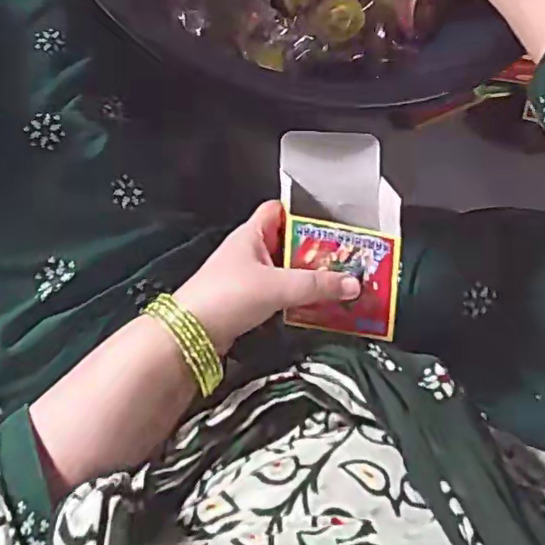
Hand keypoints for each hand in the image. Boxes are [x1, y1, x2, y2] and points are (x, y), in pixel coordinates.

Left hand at [174, 201, 360, 352]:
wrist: (192, 334)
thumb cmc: (227, 295)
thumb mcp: (277, 286)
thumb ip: (316, 285)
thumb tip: (353, 284)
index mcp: (250, 234)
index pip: (277, 210)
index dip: (301, 213)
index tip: (329, 226)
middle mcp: (248, 251)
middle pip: (286, 243)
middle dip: (313, 252)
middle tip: (344, 261)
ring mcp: (246, 276)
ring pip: (284, 270)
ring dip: (307, 278)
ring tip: (338, 285)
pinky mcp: (246, 300)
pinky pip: (278, 293)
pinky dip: (295, 298)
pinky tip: (315, 306)